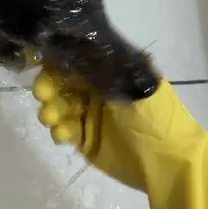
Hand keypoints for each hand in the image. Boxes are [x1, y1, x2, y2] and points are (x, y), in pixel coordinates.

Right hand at [33, 67, 207, 208]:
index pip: (77, 59)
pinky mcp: (86, 141)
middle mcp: (98, 90)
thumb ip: (101, 66)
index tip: (39, 61)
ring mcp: (91, 116)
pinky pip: (63, 131)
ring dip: (51, 109)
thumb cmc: (154, 118)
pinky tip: (63, 134)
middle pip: (61, 82)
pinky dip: (59, 131)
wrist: (169, 162)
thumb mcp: (132, 83)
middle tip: (43, 94)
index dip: (57, 59)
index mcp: (111, 71)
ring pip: (59, 106)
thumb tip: (71, 45)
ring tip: (53, 118)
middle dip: (48, 85)